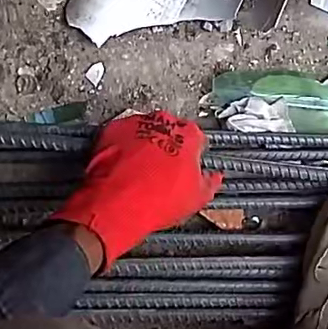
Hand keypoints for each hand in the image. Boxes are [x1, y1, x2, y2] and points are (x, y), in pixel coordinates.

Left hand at [49, 112, 222, 268]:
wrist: (116, 205)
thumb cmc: (155, 200)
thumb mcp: (196, 198)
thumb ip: (210, 182)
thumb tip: (213, 178)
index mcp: (190, 135)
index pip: (197, 138)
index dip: (191, 155)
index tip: (185, 166)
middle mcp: (165, 122)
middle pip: (170, 130)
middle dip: (167, 146)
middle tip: (161, 169)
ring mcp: (138, 124)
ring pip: (145, 130)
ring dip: (144, 145)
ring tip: (139, 170)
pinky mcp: (113, 129)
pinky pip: (120, 135)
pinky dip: (121, 146)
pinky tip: (122, 166)